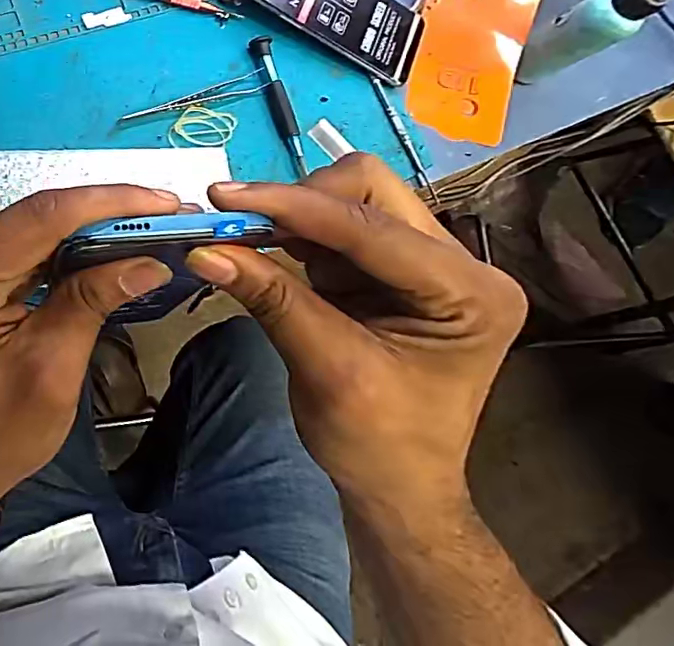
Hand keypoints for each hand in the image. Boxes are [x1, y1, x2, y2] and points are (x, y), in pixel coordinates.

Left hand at [0, 186, 179, 532]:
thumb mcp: (51, 371)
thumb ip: (92, 302)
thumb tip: (148, 261)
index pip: (42, 217)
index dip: (108, 202)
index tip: (163, 202)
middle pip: (37, 214)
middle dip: (105, 212)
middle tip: (165, 214)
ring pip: (33, 223)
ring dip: (90, 225)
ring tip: (146, 226)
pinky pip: (22, 241)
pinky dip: (65, 243)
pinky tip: (104, 245)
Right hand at [183, 154, 525, 513]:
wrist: (397, 484)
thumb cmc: (379, 444)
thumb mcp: (326, 371)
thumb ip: (271, 300)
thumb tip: (204, 249)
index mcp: (469, 292)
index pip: (371, 226)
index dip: (295, 206)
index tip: (225, 197)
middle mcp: (455, 260)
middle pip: (369, 188)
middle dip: (301, 201)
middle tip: (240, 223)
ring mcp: (420, 256)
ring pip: (348, 196)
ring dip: (292, 214)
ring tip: (244, 237)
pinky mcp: (386, 262)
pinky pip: (333, 222)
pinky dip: (293, 230)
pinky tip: (263, 246)